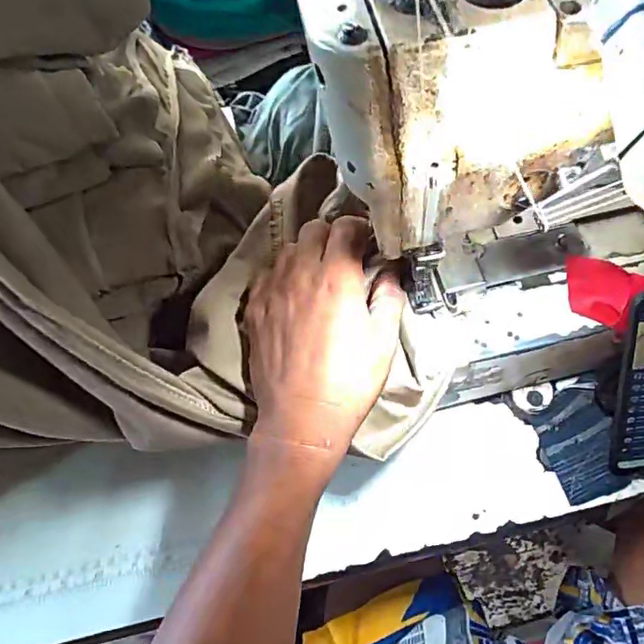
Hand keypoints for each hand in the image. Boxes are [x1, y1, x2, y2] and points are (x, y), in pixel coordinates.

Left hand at [245, 216, 405, 461]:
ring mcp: (272, 290)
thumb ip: (389, 296)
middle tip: (344, 257)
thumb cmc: (348, 382)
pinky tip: (291, 293)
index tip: (368, 244)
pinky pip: (265, 275)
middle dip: (331, 236)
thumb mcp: (383, 340)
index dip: (360, 230)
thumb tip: (389, 273)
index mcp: (337, 276)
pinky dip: (280, 274)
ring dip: (304, 253)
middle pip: (312, 229)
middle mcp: (300, 274)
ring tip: (316, 275)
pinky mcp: (254, 310)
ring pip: (285, 249)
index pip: (345, 227)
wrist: (301, 417)